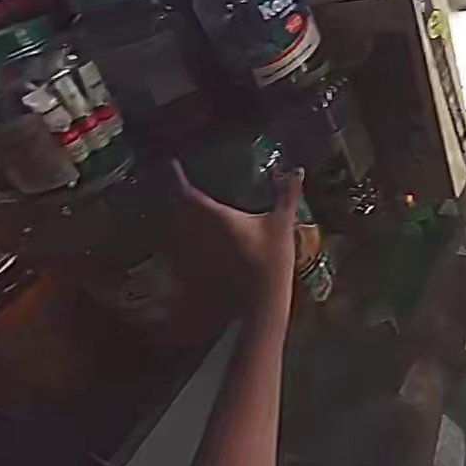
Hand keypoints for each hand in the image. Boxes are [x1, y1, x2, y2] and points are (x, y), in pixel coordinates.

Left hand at [169, 159, 301, 315]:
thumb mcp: (282, 224)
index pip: (186, 191)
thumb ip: (286, 194)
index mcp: (215, 216)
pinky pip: (177, 248)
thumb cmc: (270, 260)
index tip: (169, 160)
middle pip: (173, 208)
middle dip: (171, 192)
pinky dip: (177, 238)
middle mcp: (196, 232)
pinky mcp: (193, 271)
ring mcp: (192, 253)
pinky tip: (186, 236)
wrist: (258, 305)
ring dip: (171, 214)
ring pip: (172, 227)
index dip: (174, 174)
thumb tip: (295, 168)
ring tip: (177, 203)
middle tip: (175, 180)